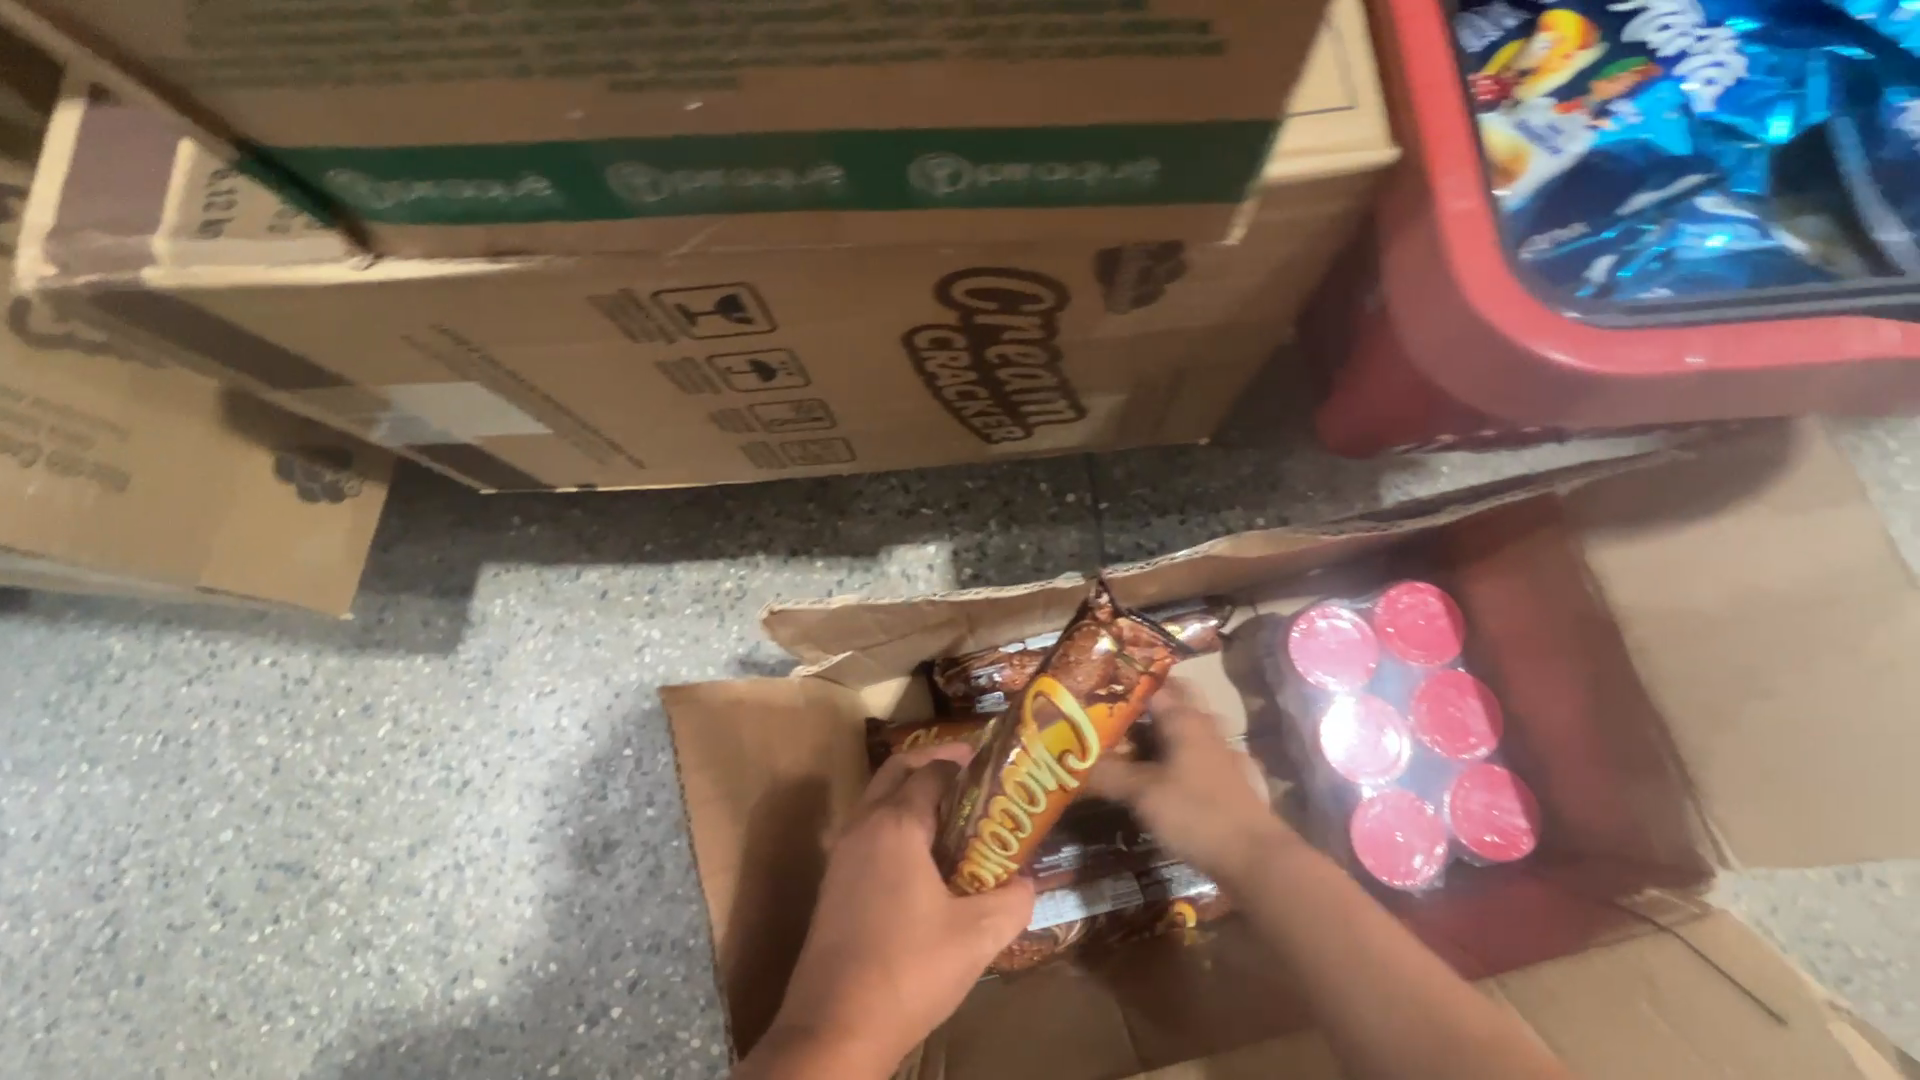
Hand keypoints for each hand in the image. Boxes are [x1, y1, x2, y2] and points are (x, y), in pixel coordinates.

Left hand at [747, 743, 1035, 1078]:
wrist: (834, 1026)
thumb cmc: (908, 971)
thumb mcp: (977, 937)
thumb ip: (1012, 900)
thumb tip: (1026, 882)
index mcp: (895, 825)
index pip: (933, 772)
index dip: (965, 764)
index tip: (995, 767)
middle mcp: (863, 827)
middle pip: (896, 771)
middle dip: (933, 764)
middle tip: (972, 775)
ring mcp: (842, 855)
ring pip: (877, 801)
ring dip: (911, 794)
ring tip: (955, 817)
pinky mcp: (834, 883)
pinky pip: (868, 831)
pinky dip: (896, 825)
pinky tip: (925, 861)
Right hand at [1088, 678, 1302, 886]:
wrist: (1255, 858)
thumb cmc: (1195, 813)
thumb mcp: (1142, 794)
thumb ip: (1108, 774)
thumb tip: (1075, 764)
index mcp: (1186, 720)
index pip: (1155, 686)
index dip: (1128, 685)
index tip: (1100, 689)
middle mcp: (1208, 729)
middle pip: (1179, 704)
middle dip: (1151, 706)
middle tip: (1118, 717)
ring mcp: (1227, 756)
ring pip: (1192, 733)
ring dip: (1167, 735)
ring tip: (1136, 750)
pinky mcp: (1236, 783)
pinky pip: (1203, 761)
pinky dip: (1184, 763)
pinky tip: (1170, 781)